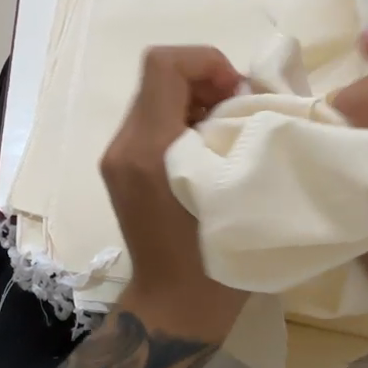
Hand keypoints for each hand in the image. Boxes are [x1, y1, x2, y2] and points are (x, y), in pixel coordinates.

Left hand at [100, 46, 248, 342]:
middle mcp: (122, 146)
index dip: (206, 61)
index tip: (238, 93)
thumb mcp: (239, 191)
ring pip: (156, 98)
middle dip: (206, 81)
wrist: (174, 305)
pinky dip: (183, 121)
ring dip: (197, 100)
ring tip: (230, 130)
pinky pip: (152, 122)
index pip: (164, 66)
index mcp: (148, 149)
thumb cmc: (217, 260)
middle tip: (241, 110)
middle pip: (159, 78)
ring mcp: (116, 158)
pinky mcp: (121, 169)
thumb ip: (243, 134)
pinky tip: (211, 149)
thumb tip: (250, 94)